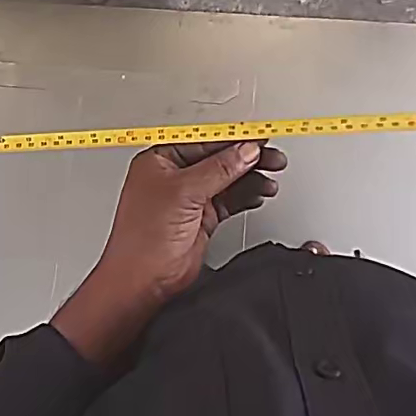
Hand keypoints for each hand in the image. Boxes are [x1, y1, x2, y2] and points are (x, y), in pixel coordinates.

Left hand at [52, 142, 285, 363]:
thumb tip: (243, 151)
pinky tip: (259, 193)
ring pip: (225, 180)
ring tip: (271, 175)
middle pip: (216, 159)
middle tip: (271, 157)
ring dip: (249, 177)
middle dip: (245, 157)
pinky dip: (245, 196)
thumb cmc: (144, 237)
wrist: (144, 279)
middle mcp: (172, 177)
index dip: (230, 138)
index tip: (256, 137)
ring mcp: (187, 198)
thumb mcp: (184, 191)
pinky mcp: (200, 218)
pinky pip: (228, 200)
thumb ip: (219, 169)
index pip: (201, 140)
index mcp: (159, 160)